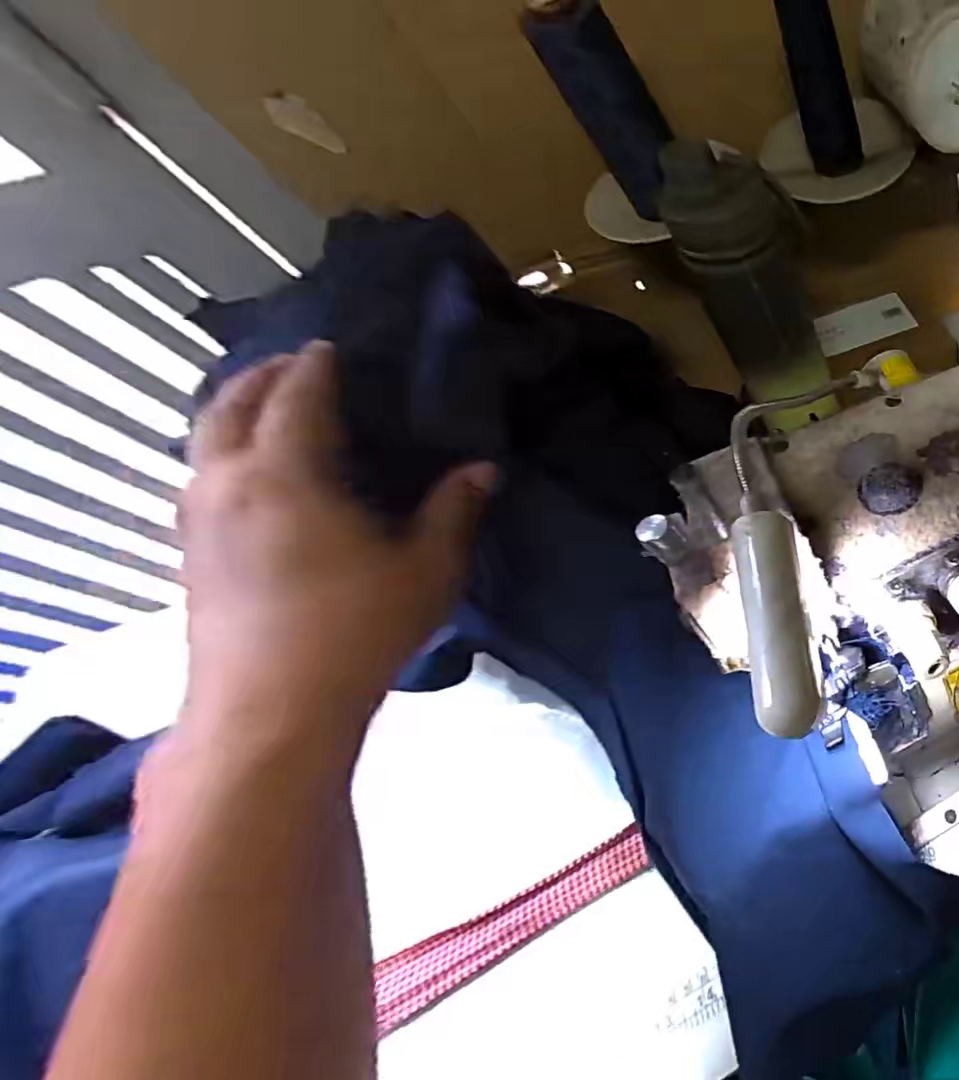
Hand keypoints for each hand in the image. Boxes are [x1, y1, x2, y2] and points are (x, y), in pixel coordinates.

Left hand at [180, 341, 494, 754]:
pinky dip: (228, 446)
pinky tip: (263, 467)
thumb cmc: (361, 623)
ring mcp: (198, 516)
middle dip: (260, 376)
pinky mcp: (192, 547)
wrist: (274, 701)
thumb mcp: (429, 565)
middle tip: (300, 363)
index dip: (316, 368)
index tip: (335, 346)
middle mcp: (226, 484)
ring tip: (277, 404)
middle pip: (226, 406)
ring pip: (203, 438)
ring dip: (235, 409)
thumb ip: (455, 508)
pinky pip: (203, 471)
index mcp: (286, 477)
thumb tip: (483, 467)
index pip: (296, 400)